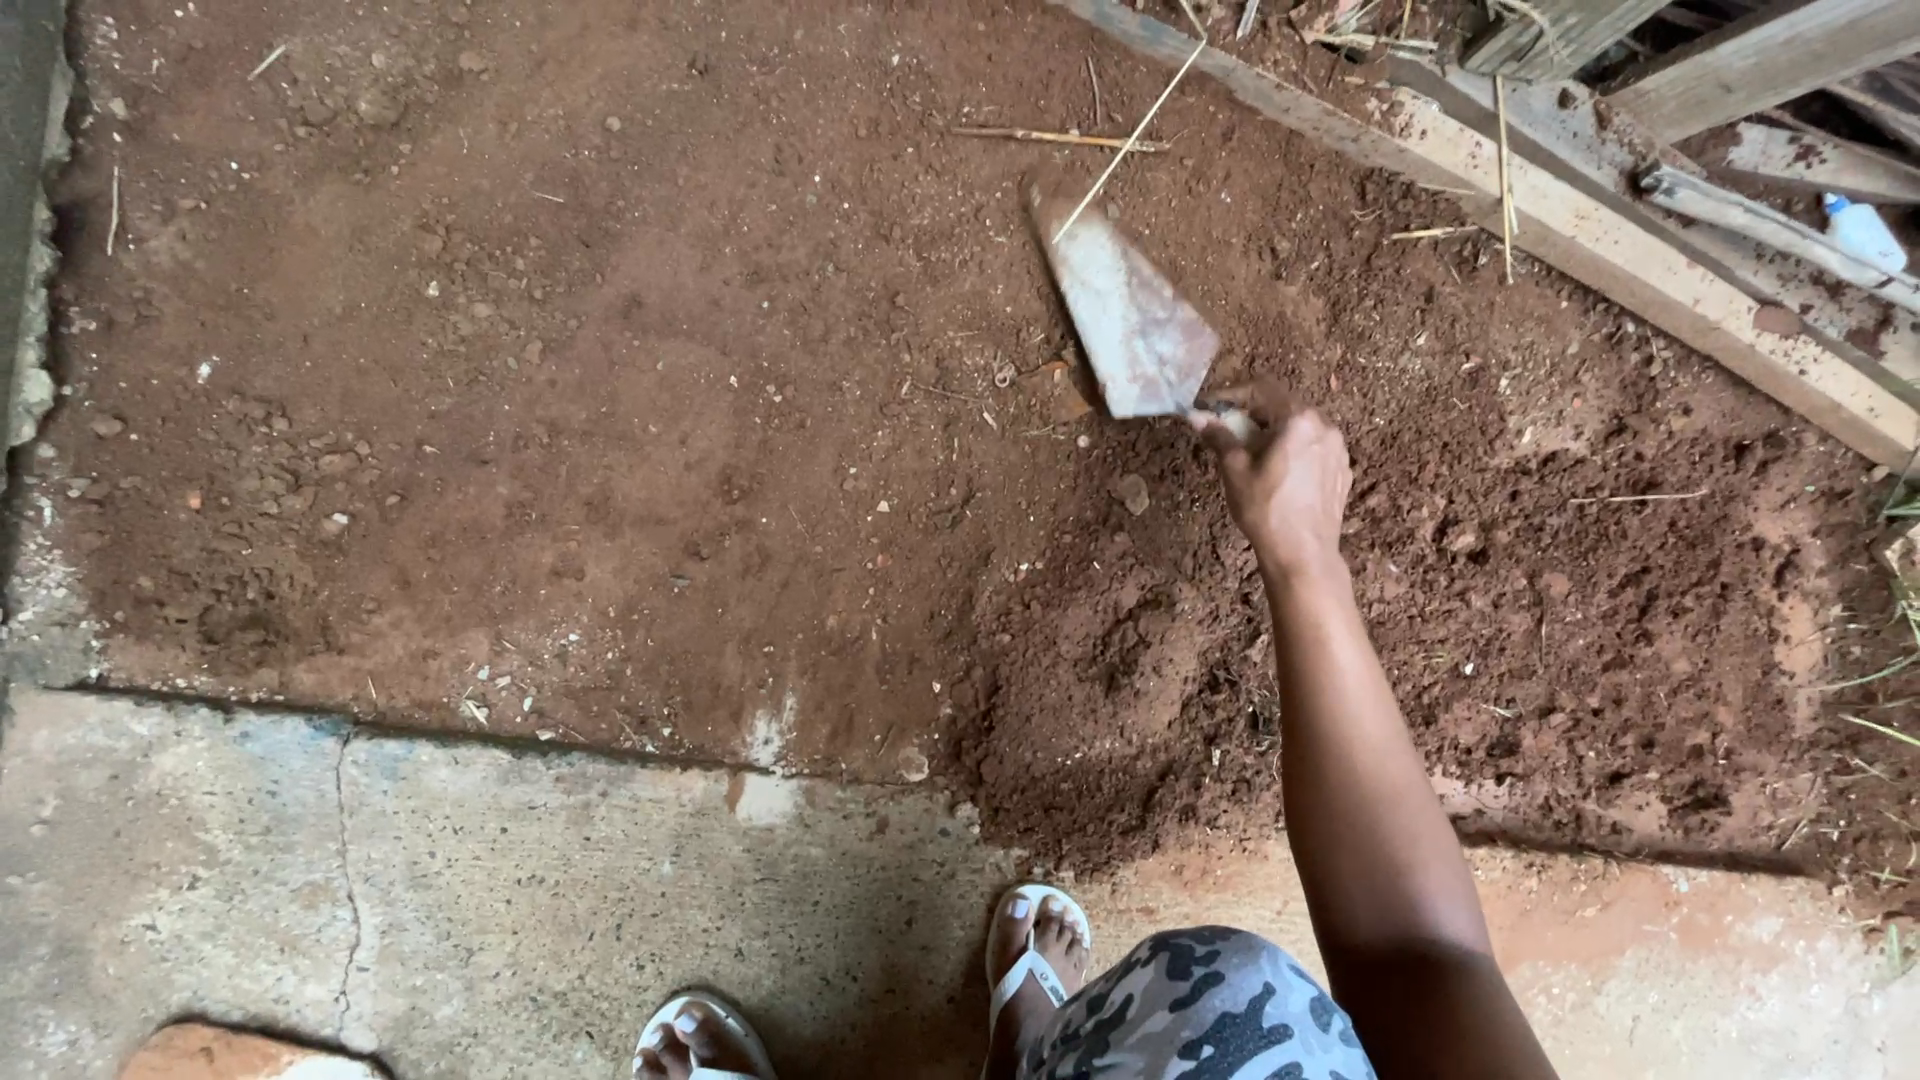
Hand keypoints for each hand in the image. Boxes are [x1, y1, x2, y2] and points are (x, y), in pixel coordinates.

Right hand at [1192, 389, 1351, 581]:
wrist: (1303, 553)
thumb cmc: (1265, 509)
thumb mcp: (1234, 470)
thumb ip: (1219, 437)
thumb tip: (1197, 416)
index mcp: (1298, 420)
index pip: (1262, 388)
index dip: (1232, 394)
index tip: (1210, 408)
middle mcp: (1325, 426)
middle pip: (1283, 406)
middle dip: (1252, 415)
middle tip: (1228, 434)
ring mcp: (1338, 448)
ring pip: (1299, 428)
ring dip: (1273, 433)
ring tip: (1252, 456)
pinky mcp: (1342, 470)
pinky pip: (1313, 448)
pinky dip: (1292, 450)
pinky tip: (1278, 474)